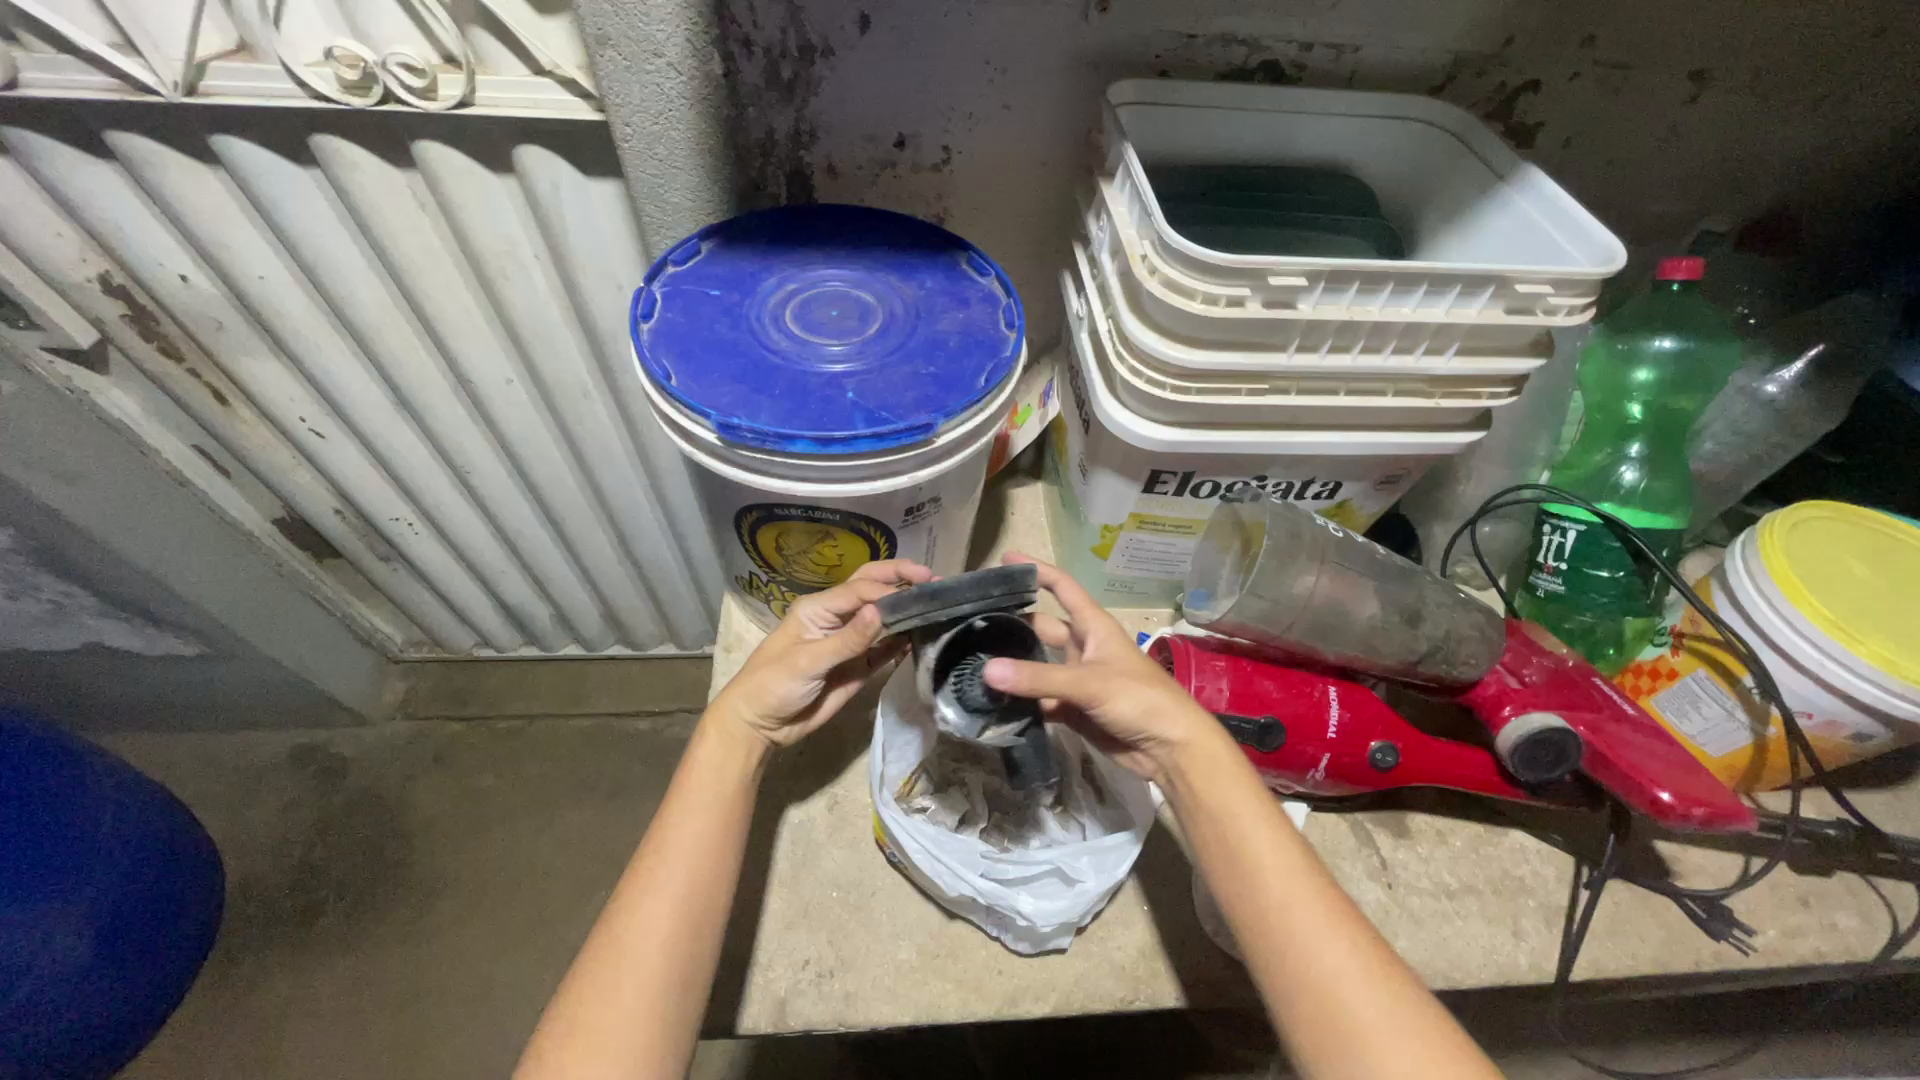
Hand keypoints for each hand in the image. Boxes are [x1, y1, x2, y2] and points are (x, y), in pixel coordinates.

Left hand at [711, 559, 934, 749]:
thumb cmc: (772, 685)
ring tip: (937, 603)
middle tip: (933, 578)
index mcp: (819, 608)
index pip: (860, 590)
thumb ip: (847, 639)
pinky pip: (884, 648)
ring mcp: (848, 642)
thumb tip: (880, 611)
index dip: (889, 588)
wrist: (760, 725)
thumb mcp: (807, 661)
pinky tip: (921, 635)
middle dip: (900, 579)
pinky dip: (902, 641)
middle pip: (871, 589)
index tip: (919, 591)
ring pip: (882, 618)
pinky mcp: (858, 666)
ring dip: (906, 609)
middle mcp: (836, 618)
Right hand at [982, 553, 1221, 782]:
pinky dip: (1021, 702)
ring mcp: (1077, 680)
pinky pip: (1040, 700)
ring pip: (1037, 667)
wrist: (1170, 748)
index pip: (1063, 588)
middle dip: (1014, 623)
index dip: (1037, 571)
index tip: (1006, 558)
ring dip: (1013, 666)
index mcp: (1094, 627)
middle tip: (973, 620)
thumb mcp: (1089, 683)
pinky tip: (993, 703)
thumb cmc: (1139, 699)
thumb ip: (1038, 678)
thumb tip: (987, 670)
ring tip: (972, 661)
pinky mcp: (1073, 710)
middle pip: (1042, 628)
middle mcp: (1084, 648)